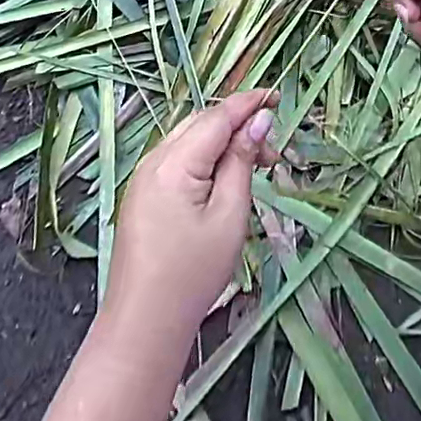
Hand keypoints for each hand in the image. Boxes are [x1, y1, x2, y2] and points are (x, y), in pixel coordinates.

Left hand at [105, 89, 277, 334]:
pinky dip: (206, 156)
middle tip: (272, 151)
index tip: (277, 96)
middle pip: (202, 123)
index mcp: (173, 163)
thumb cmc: (193, 273)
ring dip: (223, 141)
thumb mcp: (230, 215)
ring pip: (190, 138)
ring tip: (254, 166)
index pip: (217, 116)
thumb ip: (242, 161)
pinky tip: (225, 177)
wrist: (144, 324)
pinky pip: (178, 158)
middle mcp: (153, 160)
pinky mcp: (143, 193)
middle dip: (239, 125)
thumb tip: (259, 120)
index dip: (248, 103)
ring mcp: (143, 177)